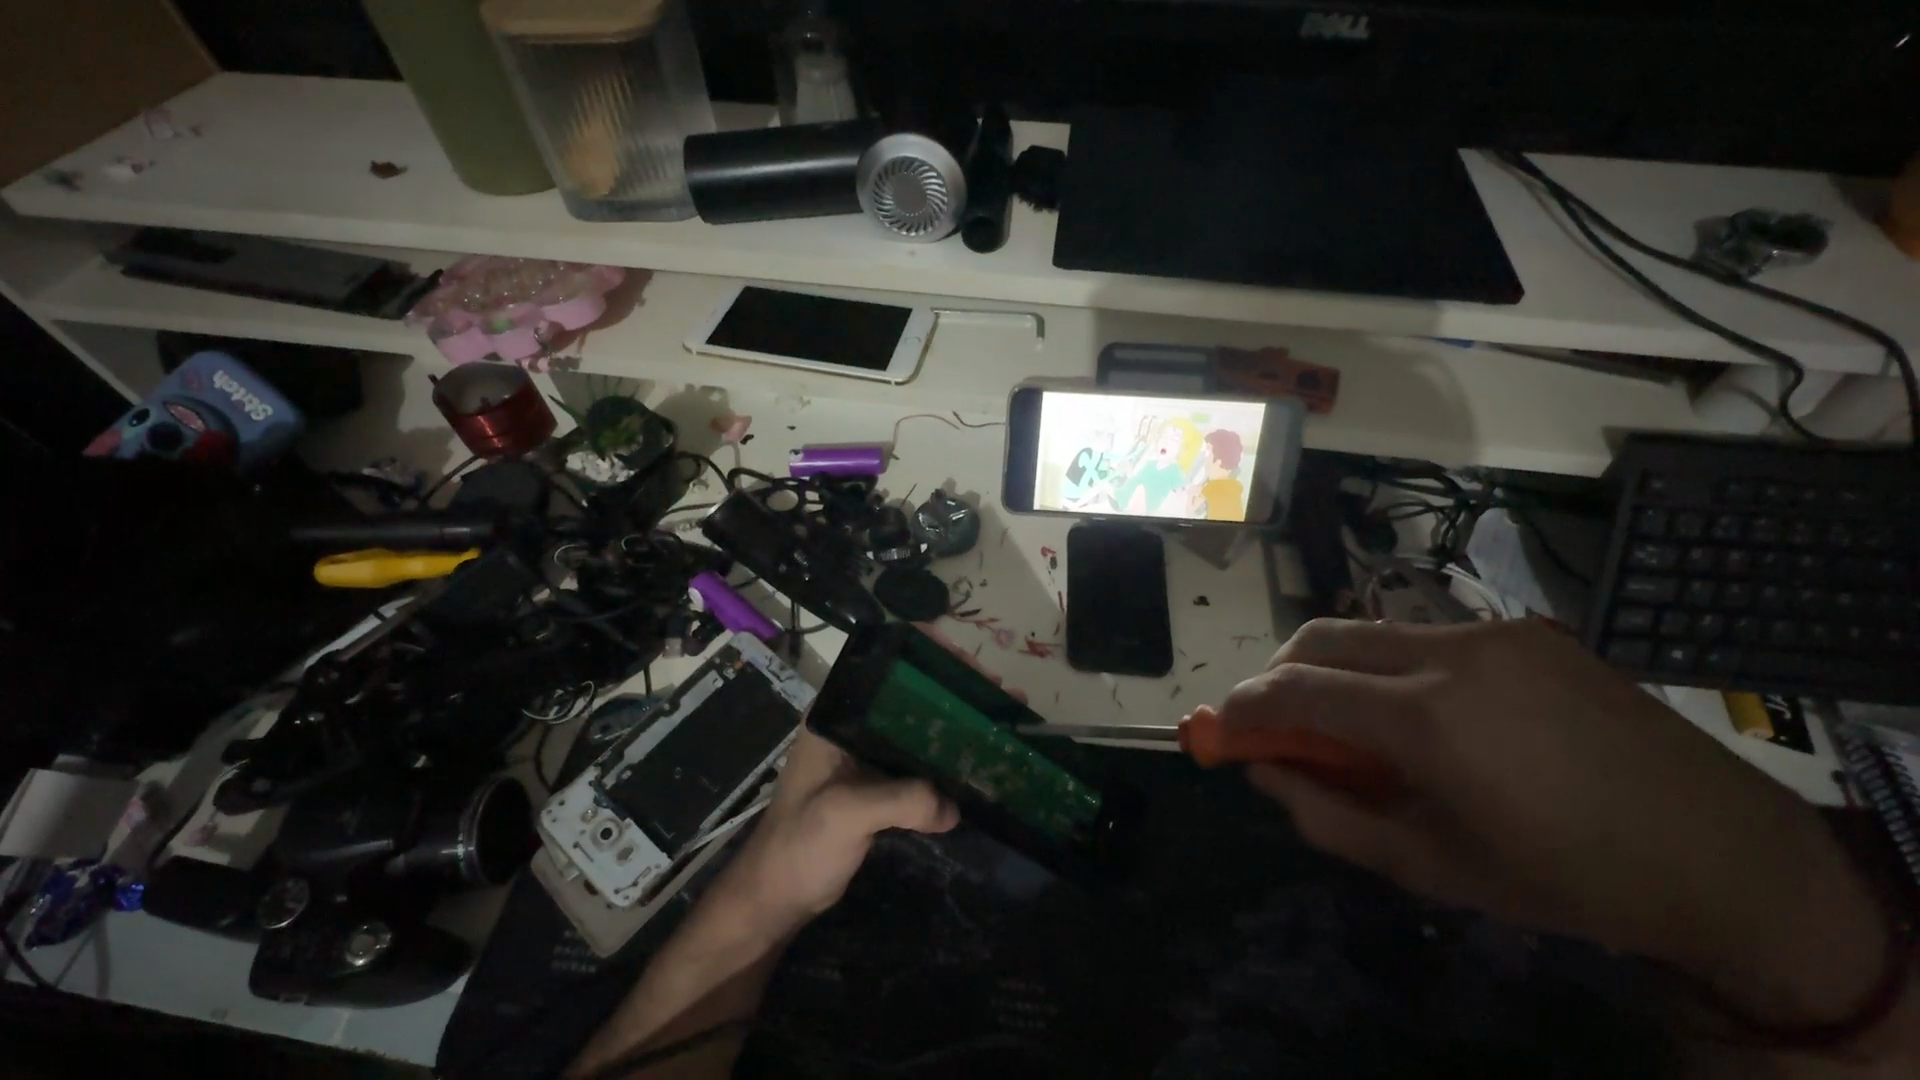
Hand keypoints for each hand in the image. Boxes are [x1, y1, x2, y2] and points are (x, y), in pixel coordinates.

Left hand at [724, 625, 1007, 935]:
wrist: (777, 898)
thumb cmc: (800, 846)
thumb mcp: (846, 814)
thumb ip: (901, 800)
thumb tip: (955, 806)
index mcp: (837, 716)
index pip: (885, 666)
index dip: (928, 658)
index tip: (969, 667)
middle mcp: (854, 726)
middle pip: (912, 694)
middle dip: (955, 690)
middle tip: (999, 695)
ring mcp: (868, 756)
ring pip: (921, 728)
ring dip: (959, 725)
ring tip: (1003, 721)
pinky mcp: (881, 786)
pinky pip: (923, 764)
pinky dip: (952, 762)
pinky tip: (984, 764)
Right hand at [1202, 618, 1889, 1025]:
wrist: (1724, 852)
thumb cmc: (1565, 878)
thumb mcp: (1429, 868)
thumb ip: (1328, 816)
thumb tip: (1263, 769)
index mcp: (1424, 720)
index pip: (1295, 690)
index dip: (1245, 706)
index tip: (1224, 726)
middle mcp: (1448, 654)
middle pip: (1319, 637)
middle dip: (1278, 674)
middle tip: (1279, 722)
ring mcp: (1491, 633)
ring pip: (1370, 629)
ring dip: (1334, 666)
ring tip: (1353, 722)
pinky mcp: (1526, 630)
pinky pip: (1426, 635)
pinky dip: (1391, 663)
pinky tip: (1425, 712)